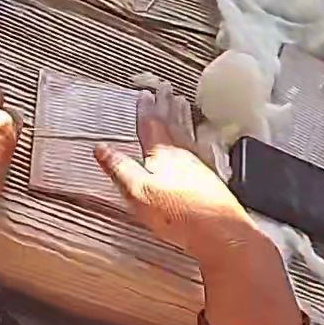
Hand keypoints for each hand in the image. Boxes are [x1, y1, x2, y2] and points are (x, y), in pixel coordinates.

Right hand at [93, 85, 265, 262]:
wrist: (221, 234)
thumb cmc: (179, 215)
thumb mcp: (139, 193)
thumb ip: (120, 169)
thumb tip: (102, 148)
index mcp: (163, 154)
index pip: (151, 126)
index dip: (146, 110)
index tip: (144, 94)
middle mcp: (183, 155)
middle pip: (173, 124)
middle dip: (166, 107)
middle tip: (165, 90)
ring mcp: (199, 167)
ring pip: (187, 134)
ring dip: (182, 118)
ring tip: (181, 105)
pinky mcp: (210, 181)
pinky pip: (197, 148)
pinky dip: (193, 137)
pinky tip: (195, 143)